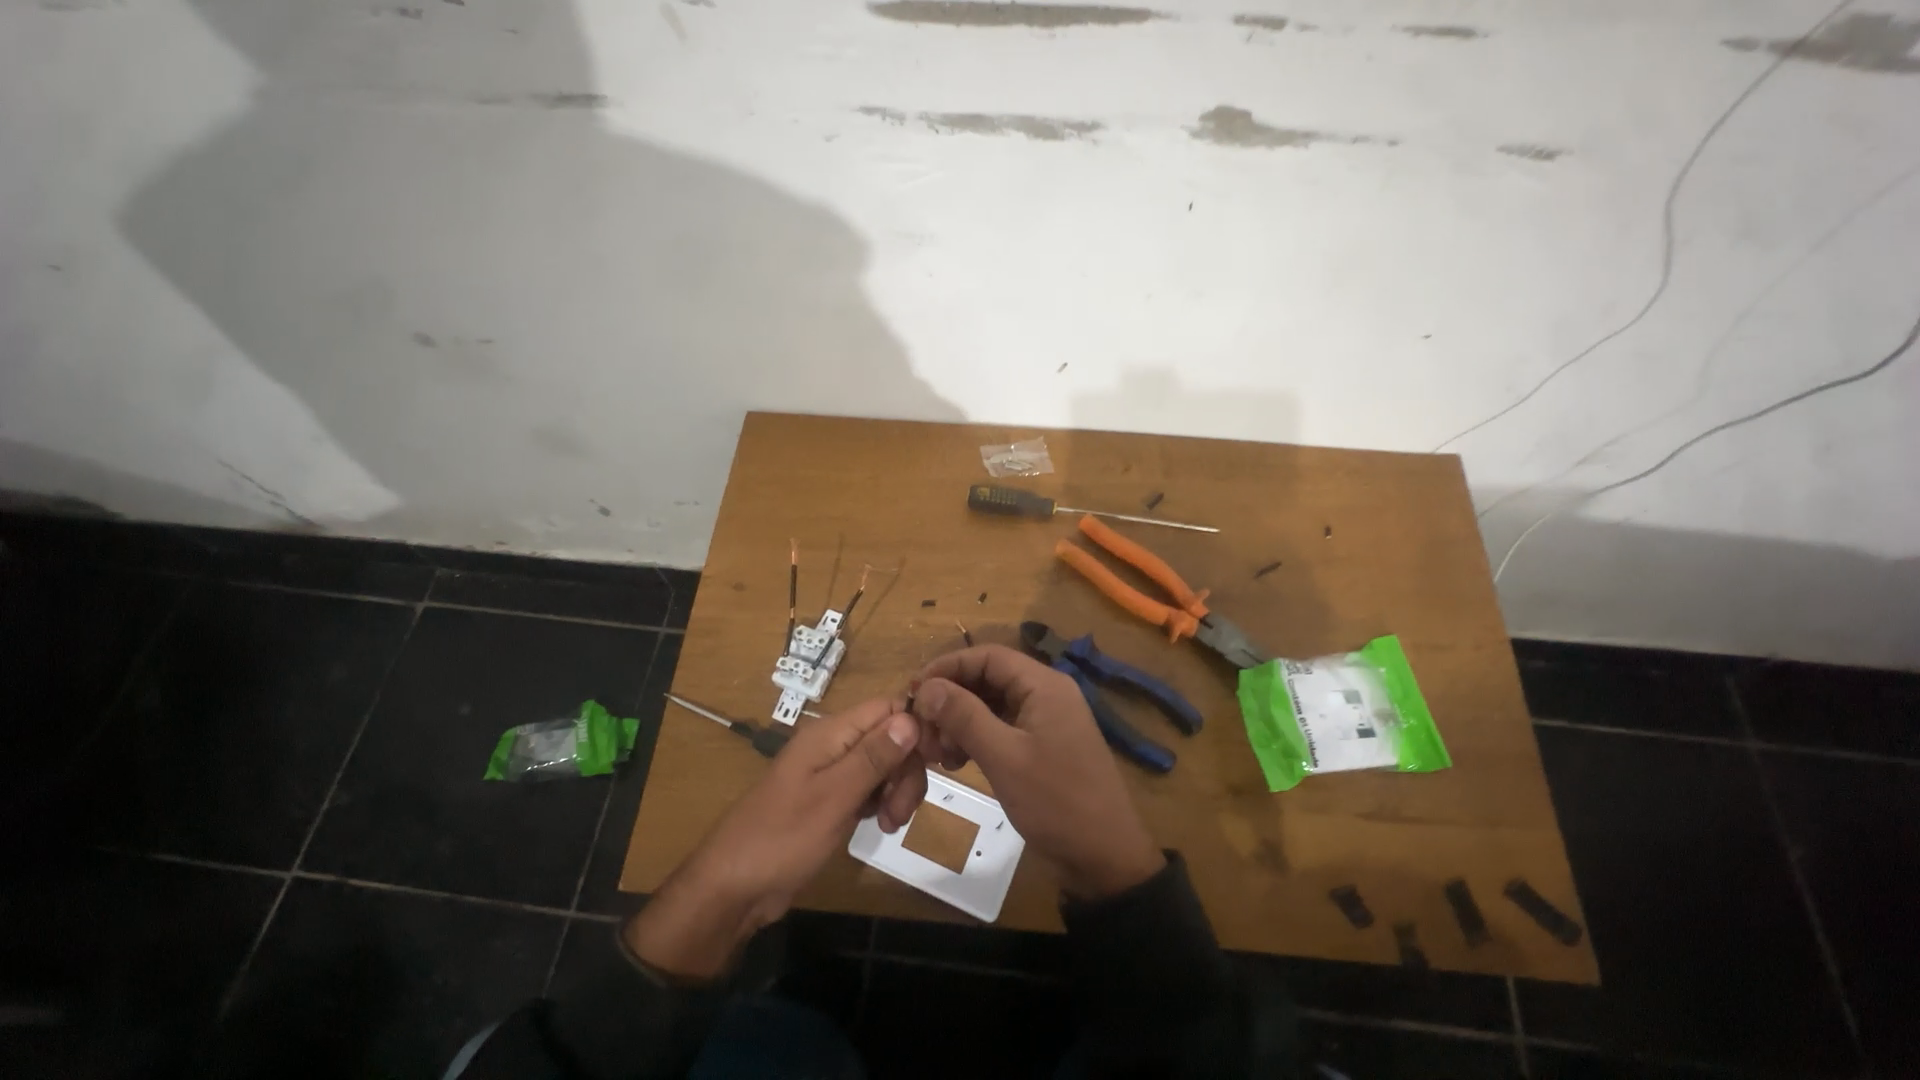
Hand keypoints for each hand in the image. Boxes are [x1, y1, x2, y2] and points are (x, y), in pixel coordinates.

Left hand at [624, 699, 927, 977]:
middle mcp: (833, 746)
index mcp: (831, 734)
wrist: (734, 887)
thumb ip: (874, 757)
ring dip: (898, 791)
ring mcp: (832, 774)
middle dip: (907, 770)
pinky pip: (870, 789)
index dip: (916, 727)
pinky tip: (881, 826)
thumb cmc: (782, 838)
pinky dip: (882, 803)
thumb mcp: (834, 797)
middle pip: (891, 738)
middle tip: (901, 811)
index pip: (888, 708)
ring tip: (890, 824)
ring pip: (885, 765)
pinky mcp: (831, 800)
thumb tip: (911, 718)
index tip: (935, 763)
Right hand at [912, 645, 1164, 900]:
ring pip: (993, 704)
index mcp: (1044, 685)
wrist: (1104, 856)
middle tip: (923, 731)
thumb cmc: (1056, 802)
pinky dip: (977, 738)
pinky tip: (956, 761)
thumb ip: (964, 716)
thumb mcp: (1004, 757)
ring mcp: (1048, 721)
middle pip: (989, 678)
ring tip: (937, 752)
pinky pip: (1003, 727)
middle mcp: (1048, 694)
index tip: (913, 692)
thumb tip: (926, 687)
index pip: (988, 655)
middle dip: (952, 699)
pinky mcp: (1044, 746)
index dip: (947, 667)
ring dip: (961, 721)